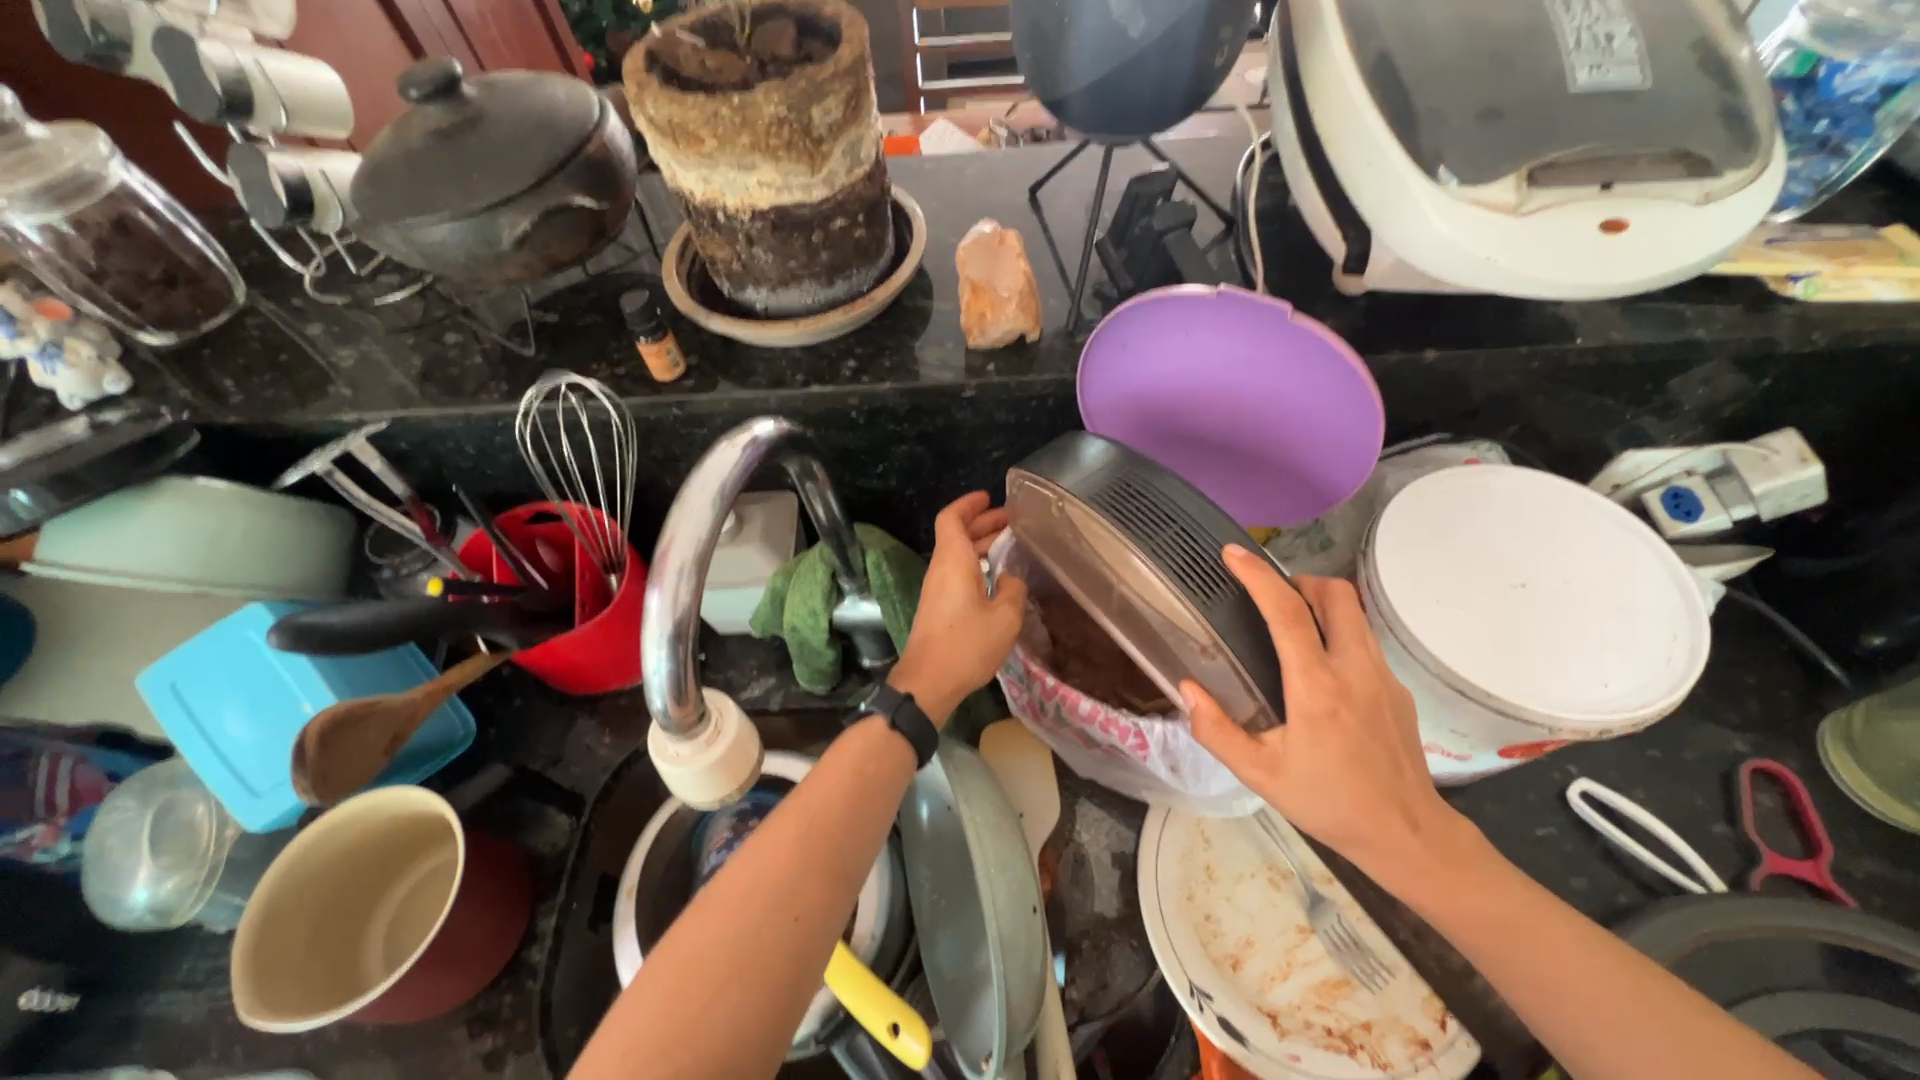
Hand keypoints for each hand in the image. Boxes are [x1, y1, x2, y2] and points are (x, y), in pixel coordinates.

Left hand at [888, 492, 1028, 725]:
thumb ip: (1014, 589)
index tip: (989, 498)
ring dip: (980, 546)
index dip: (969, 504)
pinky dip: (976, 565)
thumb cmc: (966, 645)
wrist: (928, 682)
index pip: (952, 518)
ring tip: (1009, 545)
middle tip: (1011, 521)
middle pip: (956, 535)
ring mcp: (937, 590)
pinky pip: (957, 574)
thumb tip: (1011, 577)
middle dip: (982, 523)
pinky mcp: (938, 608)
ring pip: (957, 555)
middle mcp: (941, 569)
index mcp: (954, 561)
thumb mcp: (1005, 617)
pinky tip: (997, 577)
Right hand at [1184, 546, 1463, 874]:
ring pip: (1356, 613)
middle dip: (1299, 580)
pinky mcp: (1398, 688)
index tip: (1233, 554)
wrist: (1405, 832)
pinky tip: (1321, 669)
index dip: (1257, 576)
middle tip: (1270, 596)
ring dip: (1322, 604)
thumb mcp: (1259, 775)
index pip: (1287, 612)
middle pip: (1335, 594)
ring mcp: (1383, 676)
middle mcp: (1354, 669)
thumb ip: (1216, 730)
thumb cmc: (1327, 802)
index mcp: (1316, 688)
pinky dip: (1339, 633)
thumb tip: (1186, 689)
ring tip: (1292, 626)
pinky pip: (1366, 641)